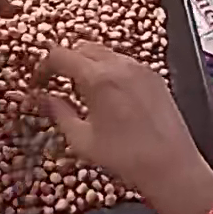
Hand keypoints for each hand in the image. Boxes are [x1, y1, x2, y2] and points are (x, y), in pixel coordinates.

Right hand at [34, 43, 212, 213]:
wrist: (172, 166)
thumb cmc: (124, 157)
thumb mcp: (82, 140)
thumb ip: (60, 113)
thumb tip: (46, 98)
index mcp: (97, 78)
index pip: (61, 55)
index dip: (46, 64)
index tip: (40, 78)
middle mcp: (119, 65)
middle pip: (83, 47)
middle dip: (67, 60)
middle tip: (58, 80)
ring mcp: (140, 68)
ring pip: (105, 52)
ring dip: (90, 63)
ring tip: (84, 89)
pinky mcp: (154, 77)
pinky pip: (125, 62)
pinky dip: (111, 69)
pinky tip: (110, 94)